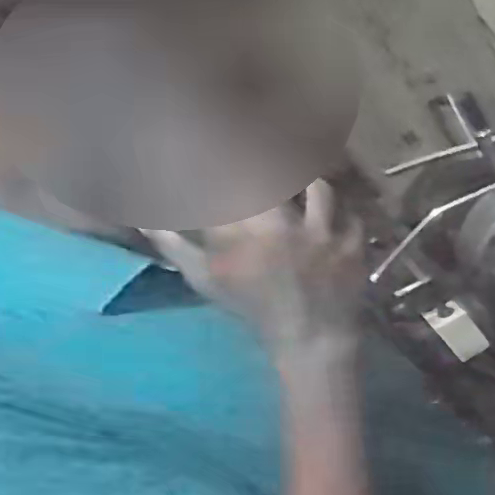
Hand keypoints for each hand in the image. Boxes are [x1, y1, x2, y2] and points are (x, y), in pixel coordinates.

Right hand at [147, 180, 362, 359]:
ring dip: (309, 183)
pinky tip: (335, 212)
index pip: (220, 180)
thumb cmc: (256, 309)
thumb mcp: (206, 278)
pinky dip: (344, 210)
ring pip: (319, 188)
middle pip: (272, 176)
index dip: (215, 161)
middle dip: (265, 167)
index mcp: (236, 232)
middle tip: (267, 170)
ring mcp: (321, 236)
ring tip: (304, 185)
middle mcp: (279, 227)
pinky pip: (353, 215)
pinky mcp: (353, 248)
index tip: (215, 155)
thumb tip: (141, 214)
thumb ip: (172, 242)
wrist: (312, 338)